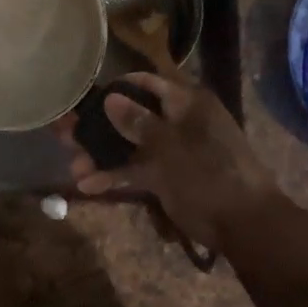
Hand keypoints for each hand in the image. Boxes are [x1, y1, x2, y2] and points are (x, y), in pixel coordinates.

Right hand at [55, 72, 276, 243]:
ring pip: (129, 146)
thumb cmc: (209, 173)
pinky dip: (115, 177)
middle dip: (97, 127)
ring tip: (72, 166)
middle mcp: (178, 121)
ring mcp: (172, 150)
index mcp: (187, 103)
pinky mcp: (168, 177)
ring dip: (101, 156)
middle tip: (64, 132)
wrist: (244, 223)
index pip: (147, 83)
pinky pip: (136, 171)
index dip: (117, 86)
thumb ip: (136, 122)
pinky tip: (88, 186)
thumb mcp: (169, 145)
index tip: (86, 93)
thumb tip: (110, 98)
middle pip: (131, 116)